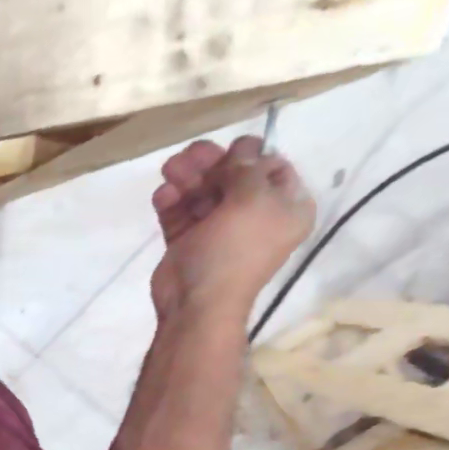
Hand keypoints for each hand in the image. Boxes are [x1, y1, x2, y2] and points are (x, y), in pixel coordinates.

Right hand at [149, 136, 314, 321]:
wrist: (197, 303)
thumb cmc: (234, 251)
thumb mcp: (253, 199)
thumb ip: (248, 166)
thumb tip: (244, 147)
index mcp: (285, 209)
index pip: (274, 167)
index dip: (252, 155)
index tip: (231, 155)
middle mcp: (255, 217)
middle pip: (233, 175)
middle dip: (211, 163)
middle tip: (190, 155)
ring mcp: (219, 230)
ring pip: (202, 191)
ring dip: (186, 177)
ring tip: (170, 170)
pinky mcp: (188, 241)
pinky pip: (180, 212)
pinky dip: (171, 201)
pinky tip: (163, 196)